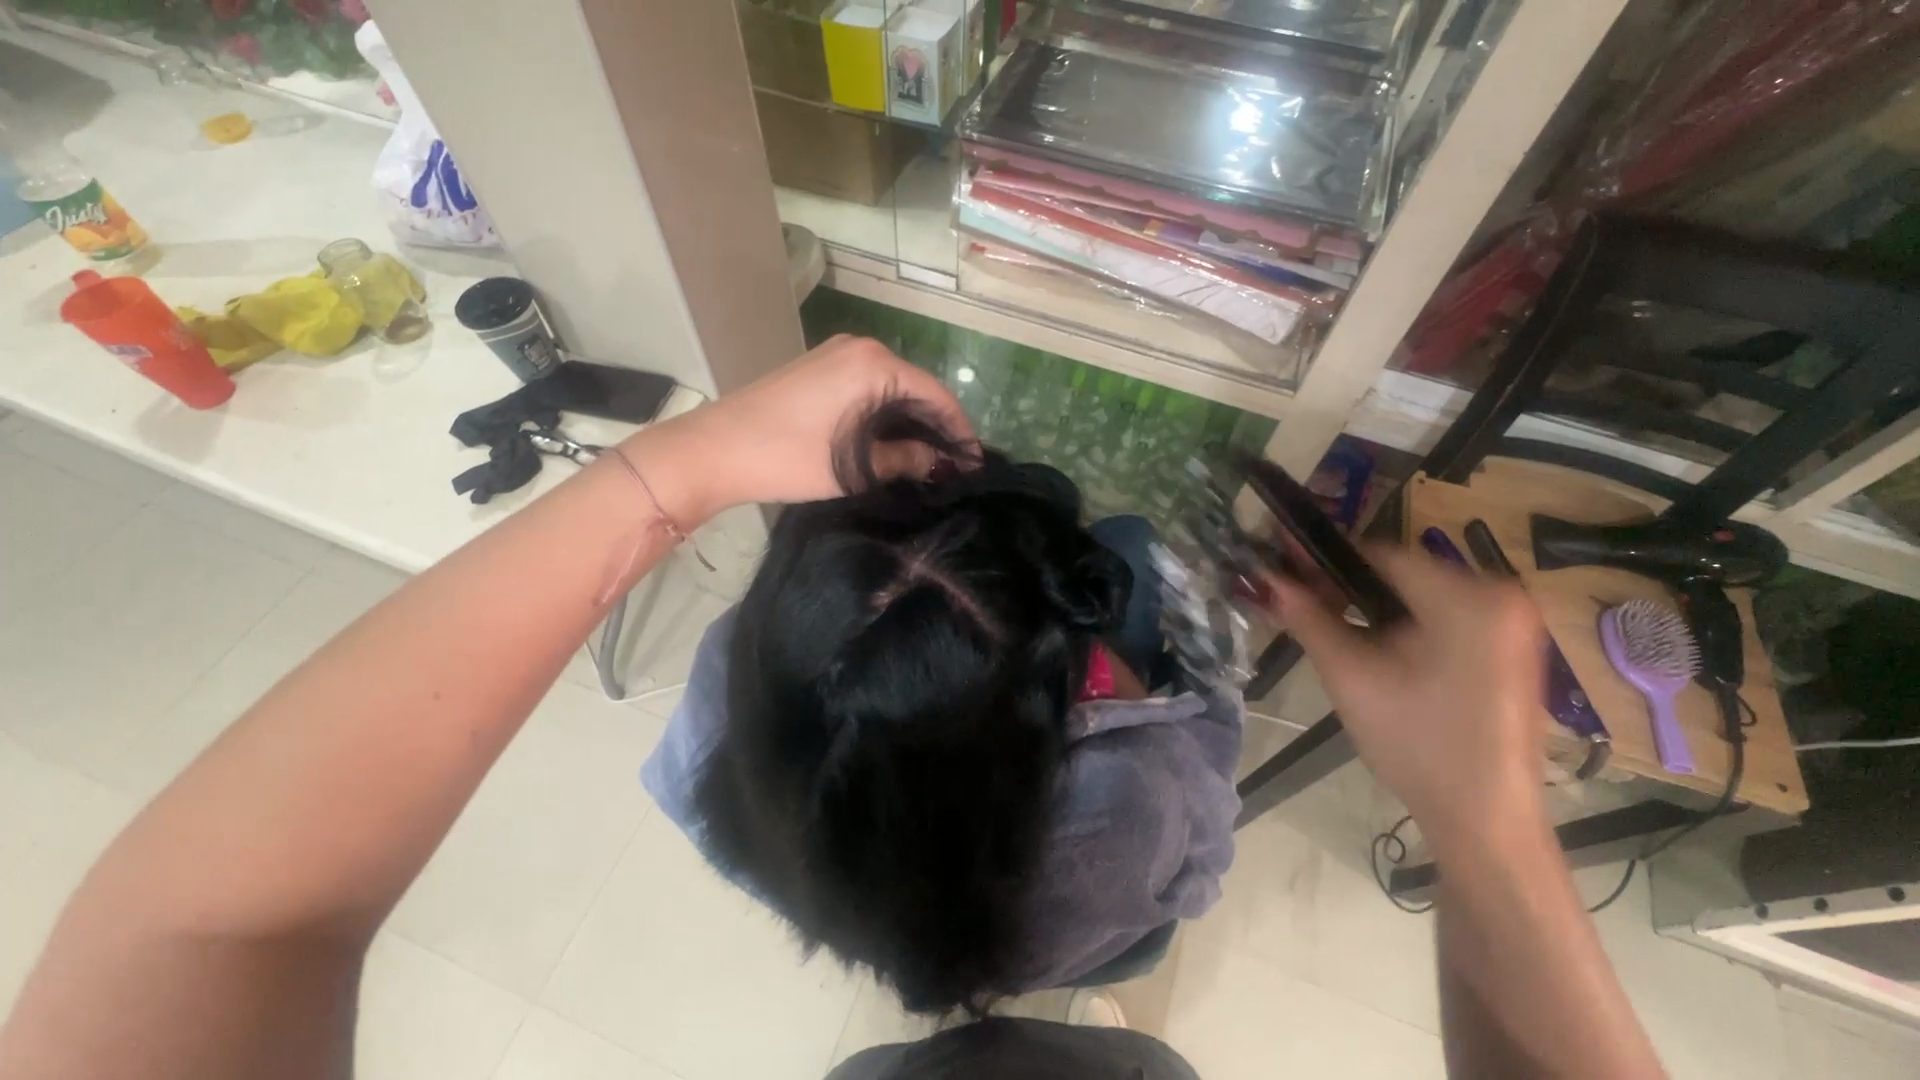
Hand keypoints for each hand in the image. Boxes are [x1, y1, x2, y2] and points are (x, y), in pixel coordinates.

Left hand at [628, 335, 973, 520]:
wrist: (715, 450)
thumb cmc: (788, 457)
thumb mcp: (854, 466)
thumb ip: (904, 458)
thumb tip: (936, 460)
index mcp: (874, 364)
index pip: (935, 394)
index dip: (958, 430)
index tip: (974, 461)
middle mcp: (859, 349)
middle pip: (915, 386)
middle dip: (936, 424)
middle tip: (953, 464)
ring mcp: (835, 355)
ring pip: (891, 387)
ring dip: (910, 420)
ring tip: (928, 458)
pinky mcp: (818, 369)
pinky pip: (867, 387)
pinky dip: (885, 413)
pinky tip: (892, 440)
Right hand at [1270, 545, 1550, 853]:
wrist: (1484, 818)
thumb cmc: (1415, 743)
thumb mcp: (1350, 675)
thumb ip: (1306, 617)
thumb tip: (1265, 576)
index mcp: (1468, 595)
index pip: (1379, 552)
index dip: (1323, 559)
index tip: (1282, 567)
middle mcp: (1502, 593)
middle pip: (1402, 572)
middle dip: (1346, 584)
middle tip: (1299, 602)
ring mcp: (1513, 620)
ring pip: (1420, 593)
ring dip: (1372, 604)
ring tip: (1328, 624)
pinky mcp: (1511, 645)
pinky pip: (1444, 614)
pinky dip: (1405, 621)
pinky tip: (1375, 647)